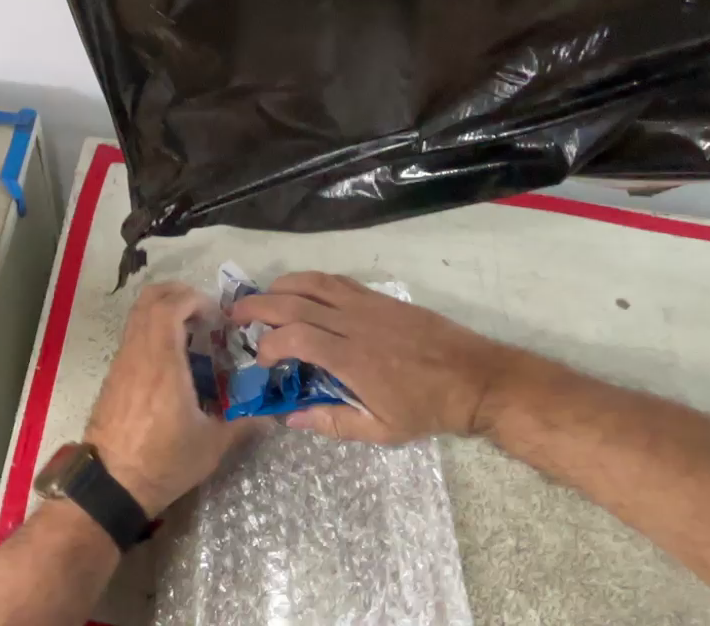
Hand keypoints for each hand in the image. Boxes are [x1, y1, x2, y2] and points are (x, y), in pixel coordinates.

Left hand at [86, 282, 258, 514]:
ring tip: (192, 333)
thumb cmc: (163, 461)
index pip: (170, 306)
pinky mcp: (114, 373)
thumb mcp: (210, 445)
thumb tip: (271, 414)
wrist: (111, 483)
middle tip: (204, 313)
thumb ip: (243, 423)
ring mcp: (122, 360)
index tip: (216, 316)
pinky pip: (133, 333)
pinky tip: (173, 357)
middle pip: (150, 299)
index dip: (195, 299)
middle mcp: (138, 351)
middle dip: (179, 295)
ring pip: (138, 314)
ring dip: (164, 311)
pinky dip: (153, 328)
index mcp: (162, 361)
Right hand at [230, 271, 526, 444]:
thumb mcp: (381, 430)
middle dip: (257, 306)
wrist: (474, 377)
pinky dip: (308, 280)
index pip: (294, 338)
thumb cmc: (426, 408)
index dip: (269, 344)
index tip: (263, 360)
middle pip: (292, 302)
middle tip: (235, 314)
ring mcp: (364, 304)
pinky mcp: (377, 296)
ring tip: (261, 299)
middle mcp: (352, 323)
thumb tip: (289, 418)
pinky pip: (334, 279)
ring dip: (279, 288)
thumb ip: (332, 423)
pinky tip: (299, 290)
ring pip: (310, 282)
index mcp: (350, 359)